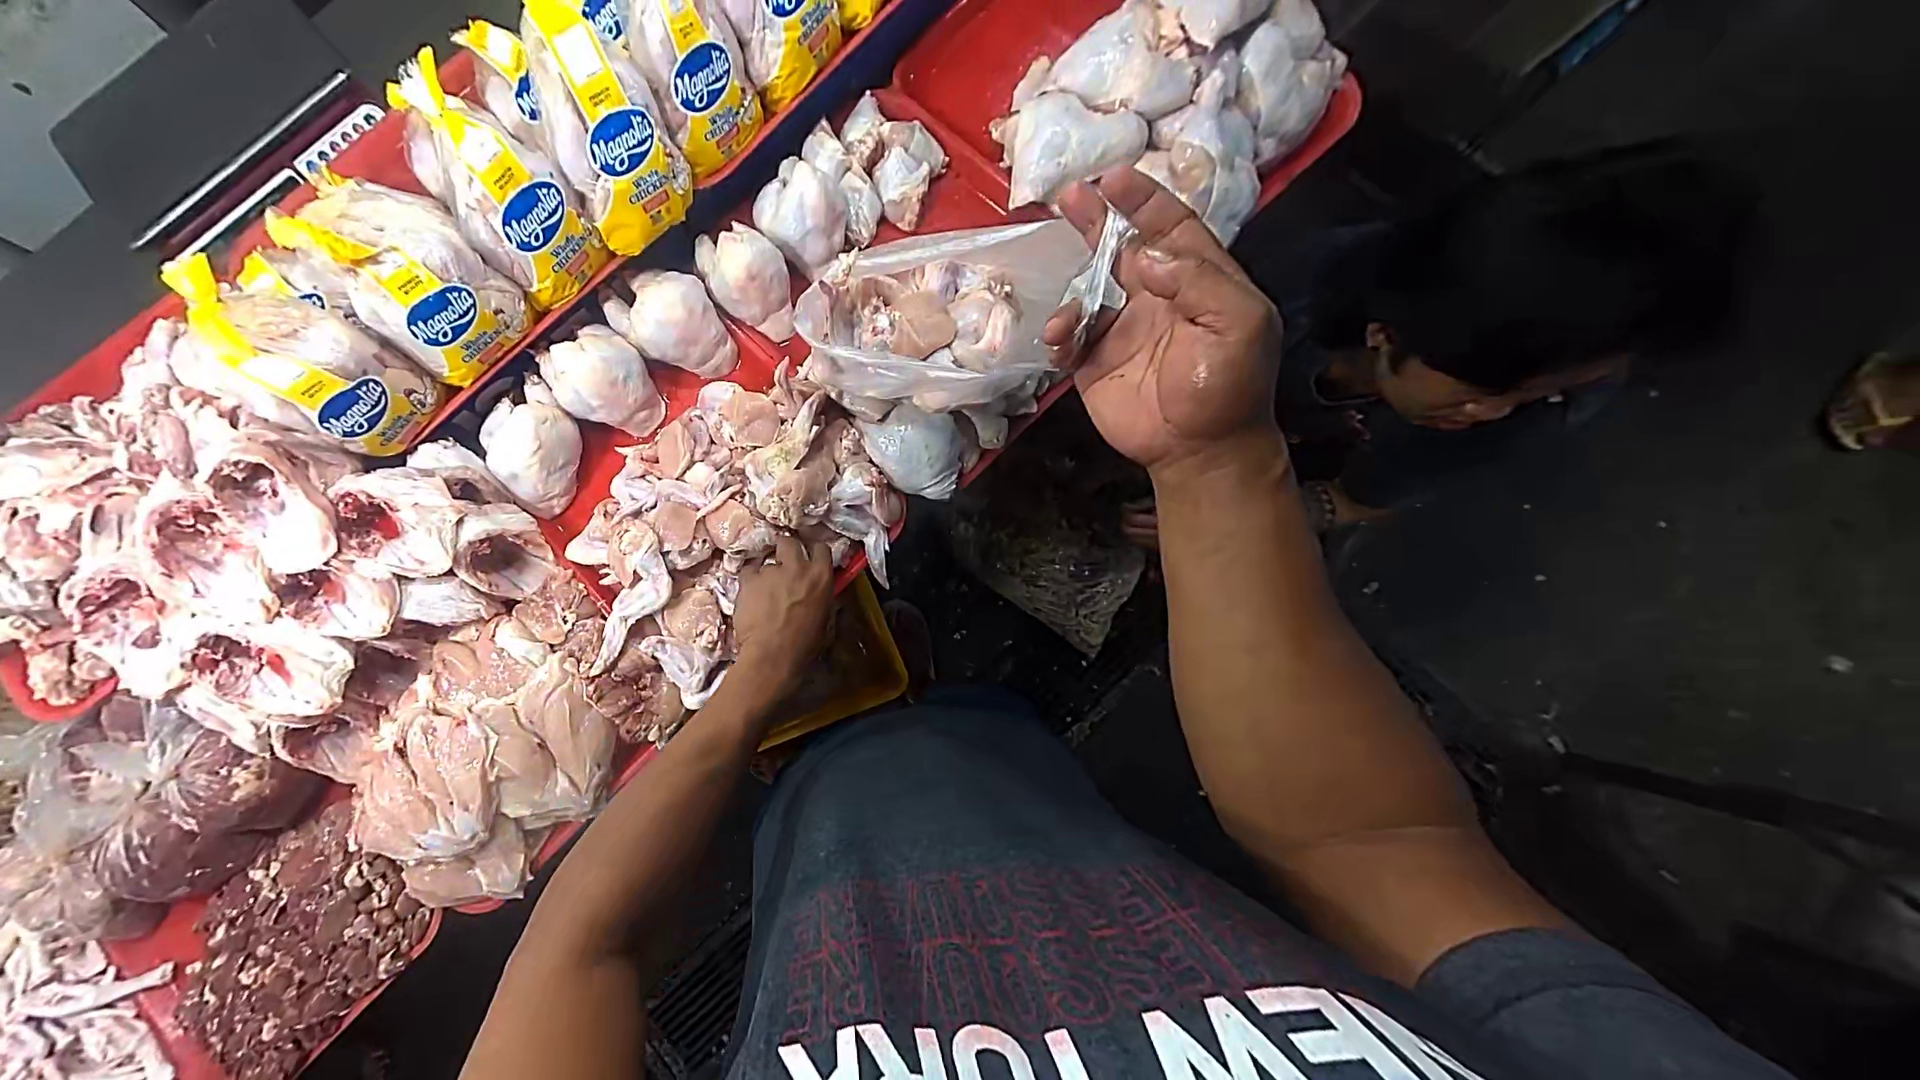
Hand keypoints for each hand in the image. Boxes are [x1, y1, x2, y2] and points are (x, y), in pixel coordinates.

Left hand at [730, 535, 834, 699]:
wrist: (773, 655)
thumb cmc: (805, 644)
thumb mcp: (825, 619)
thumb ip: (823, 598)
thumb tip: (821, 594)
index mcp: (821, 576)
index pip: (821, 548)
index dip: (813, 552)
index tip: (809, 559)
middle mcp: (798, 567)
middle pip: (790, 542)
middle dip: (786, 549)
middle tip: (784, 564)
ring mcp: (771, 571)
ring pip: (766, 561)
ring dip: (766, 572)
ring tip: (764, 588)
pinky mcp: (749, 580)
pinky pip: (748, 572)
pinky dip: (749, 581)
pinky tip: (750, 594)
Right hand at [1044, 168, 1285, 473]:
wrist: (1199, 450)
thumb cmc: (1227, 386)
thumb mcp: (1238, 325)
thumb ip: (1199, 281)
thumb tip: (1145, 254)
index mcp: (1196, 280)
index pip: (1169, 227)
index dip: (1143, 201)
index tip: (1114, 179)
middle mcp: (1155, 297)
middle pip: (1121, 248)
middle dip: (1096, 222)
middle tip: (1069, 197)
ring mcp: (1122, 330)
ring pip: (1088, 292)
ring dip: (1072, 292)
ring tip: (1071, 319)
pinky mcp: (1094, 363)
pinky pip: (1070, 338)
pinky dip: (1060, 335)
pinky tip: (1062, 342)